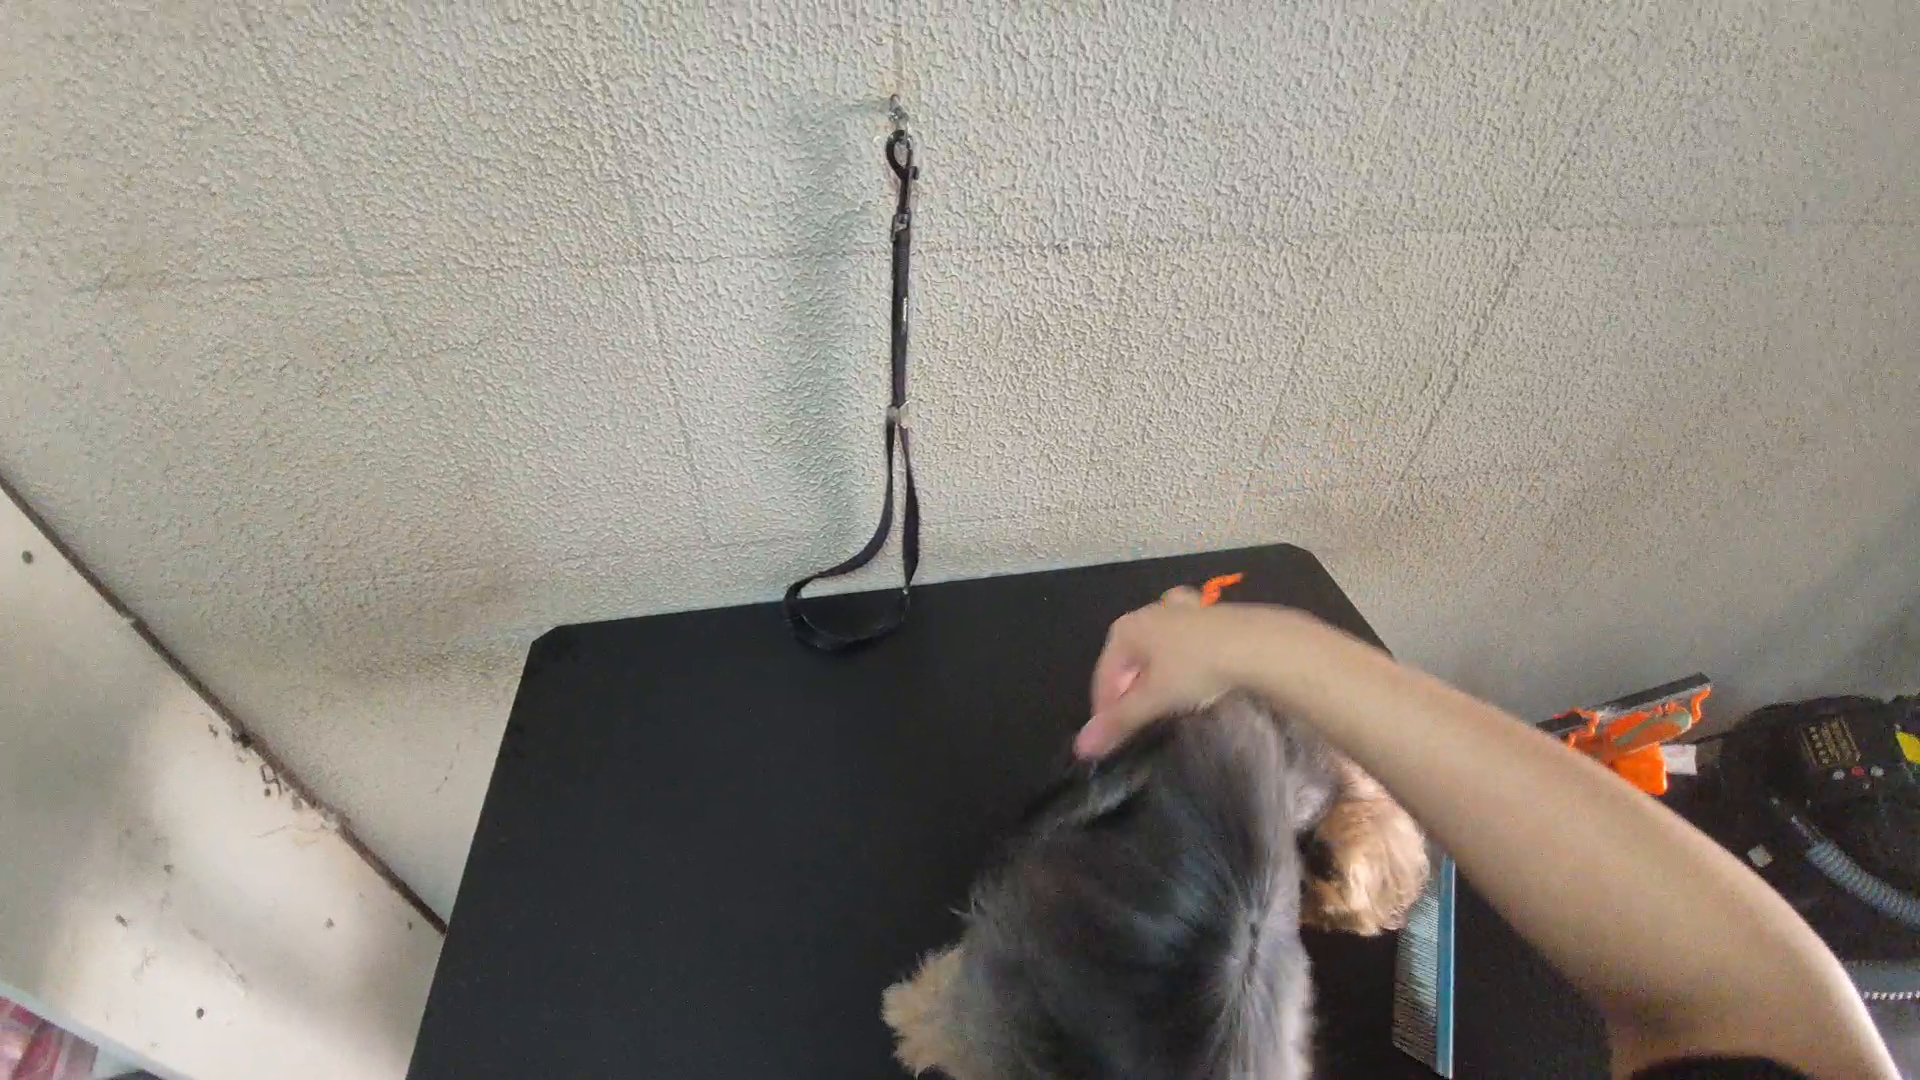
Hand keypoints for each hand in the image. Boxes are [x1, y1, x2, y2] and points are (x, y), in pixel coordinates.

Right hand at [1075, 588, 1297, 758]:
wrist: (1258, 644)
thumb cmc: (1195, 668)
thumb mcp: (1154, 700)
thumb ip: (1119, 723)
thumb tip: (1082, 748)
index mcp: (1124, 629)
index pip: (1103, 678)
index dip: (1106, 712)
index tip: (1116, 740)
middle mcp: (1146, 613)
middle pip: (1128, 662)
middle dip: (1132, 692)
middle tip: (1147, 722)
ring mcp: (1178, 609)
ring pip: (1156, 648)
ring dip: (1158, 674)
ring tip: (1172, 700)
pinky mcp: (1208, 613)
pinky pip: (1184, 639)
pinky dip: (1184, 657)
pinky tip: (1198, 671)